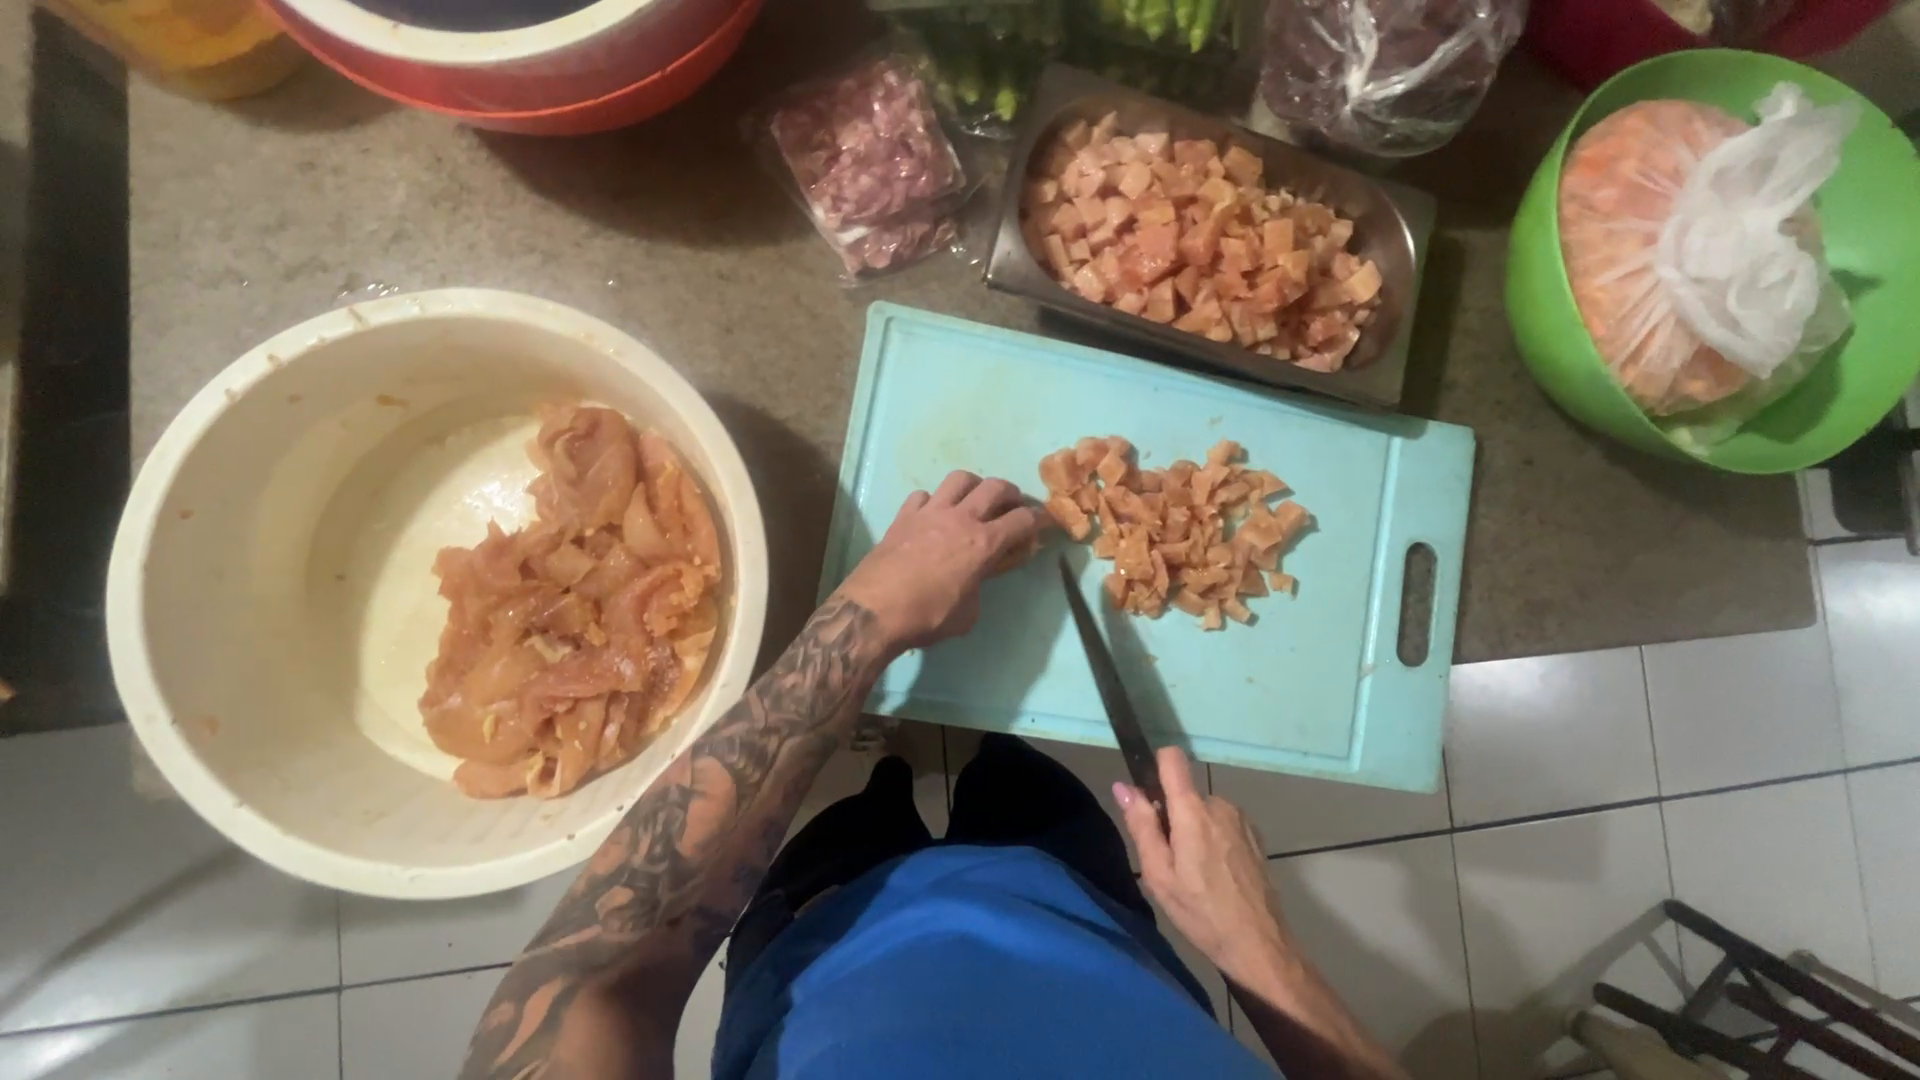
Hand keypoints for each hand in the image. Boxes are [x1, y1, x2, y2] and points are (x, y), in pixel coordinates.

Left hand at [836, 471, 1050, 655]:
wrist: (874, 611)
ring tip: (974, 500)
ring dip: (974, 485)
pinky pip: (923, 496)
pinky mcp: (902, 517)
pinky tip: (932, 515)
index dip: (1040, 519)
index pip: (1023, 520)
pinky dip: (933, 501)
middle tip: (1013, 505)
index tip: (1047, 521)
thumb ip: (980, 589)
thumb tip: (976, 581)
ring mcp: (929, 513)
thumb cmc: (927, 617)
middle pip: (995, 487)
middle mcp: (960, 519)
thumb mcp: (968, 614)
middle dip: (1011, 493)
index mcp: (983, 543)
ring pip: (959, 479)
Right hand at [1115, 746, 1290, 983]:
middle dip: (1172, 816)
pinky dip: (1213, 840)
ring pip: (1203, 811)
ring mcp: (1241, 820)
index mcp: (1193, 811)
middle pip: (1185, 793)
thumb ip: (1141, 825)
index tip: (1146, 795)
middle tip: (1170, 860)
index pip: (1172, 759)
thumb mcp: (1159, 874)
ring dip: (1193, 830)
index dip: (1155, 766)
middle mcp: (1220, 804)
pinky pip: (1222, 824)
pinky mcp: (1255, 836)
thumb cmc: (1201, 912)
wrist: (1259, 946)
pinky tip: (1216, 876)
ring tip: (1193, 873)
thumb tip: (1123, 786)